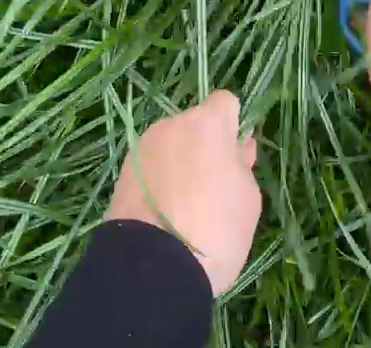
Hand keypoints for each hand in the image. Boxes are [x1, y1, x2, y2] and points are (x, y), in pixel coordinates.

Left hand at [104, 89, 262, 295]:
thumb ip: (243, 166)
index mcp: (208, 124)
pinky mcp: (123, 172)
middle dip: (204, 147)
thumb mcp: (248, 200)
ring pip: (171, 146)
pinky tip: (163, 215)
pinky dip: (159, 181)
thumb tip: (238, 148)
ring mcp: (143, 146)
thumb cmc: (214, 229)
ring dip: (179, 164)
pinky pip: (151, 167)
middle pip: (195, 126)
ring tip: (184, 209)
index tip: (235, 156)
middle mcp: (172, 125)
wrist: (152, 268)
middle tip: (212, 189)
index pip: (225, 102)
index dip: (233, 125)